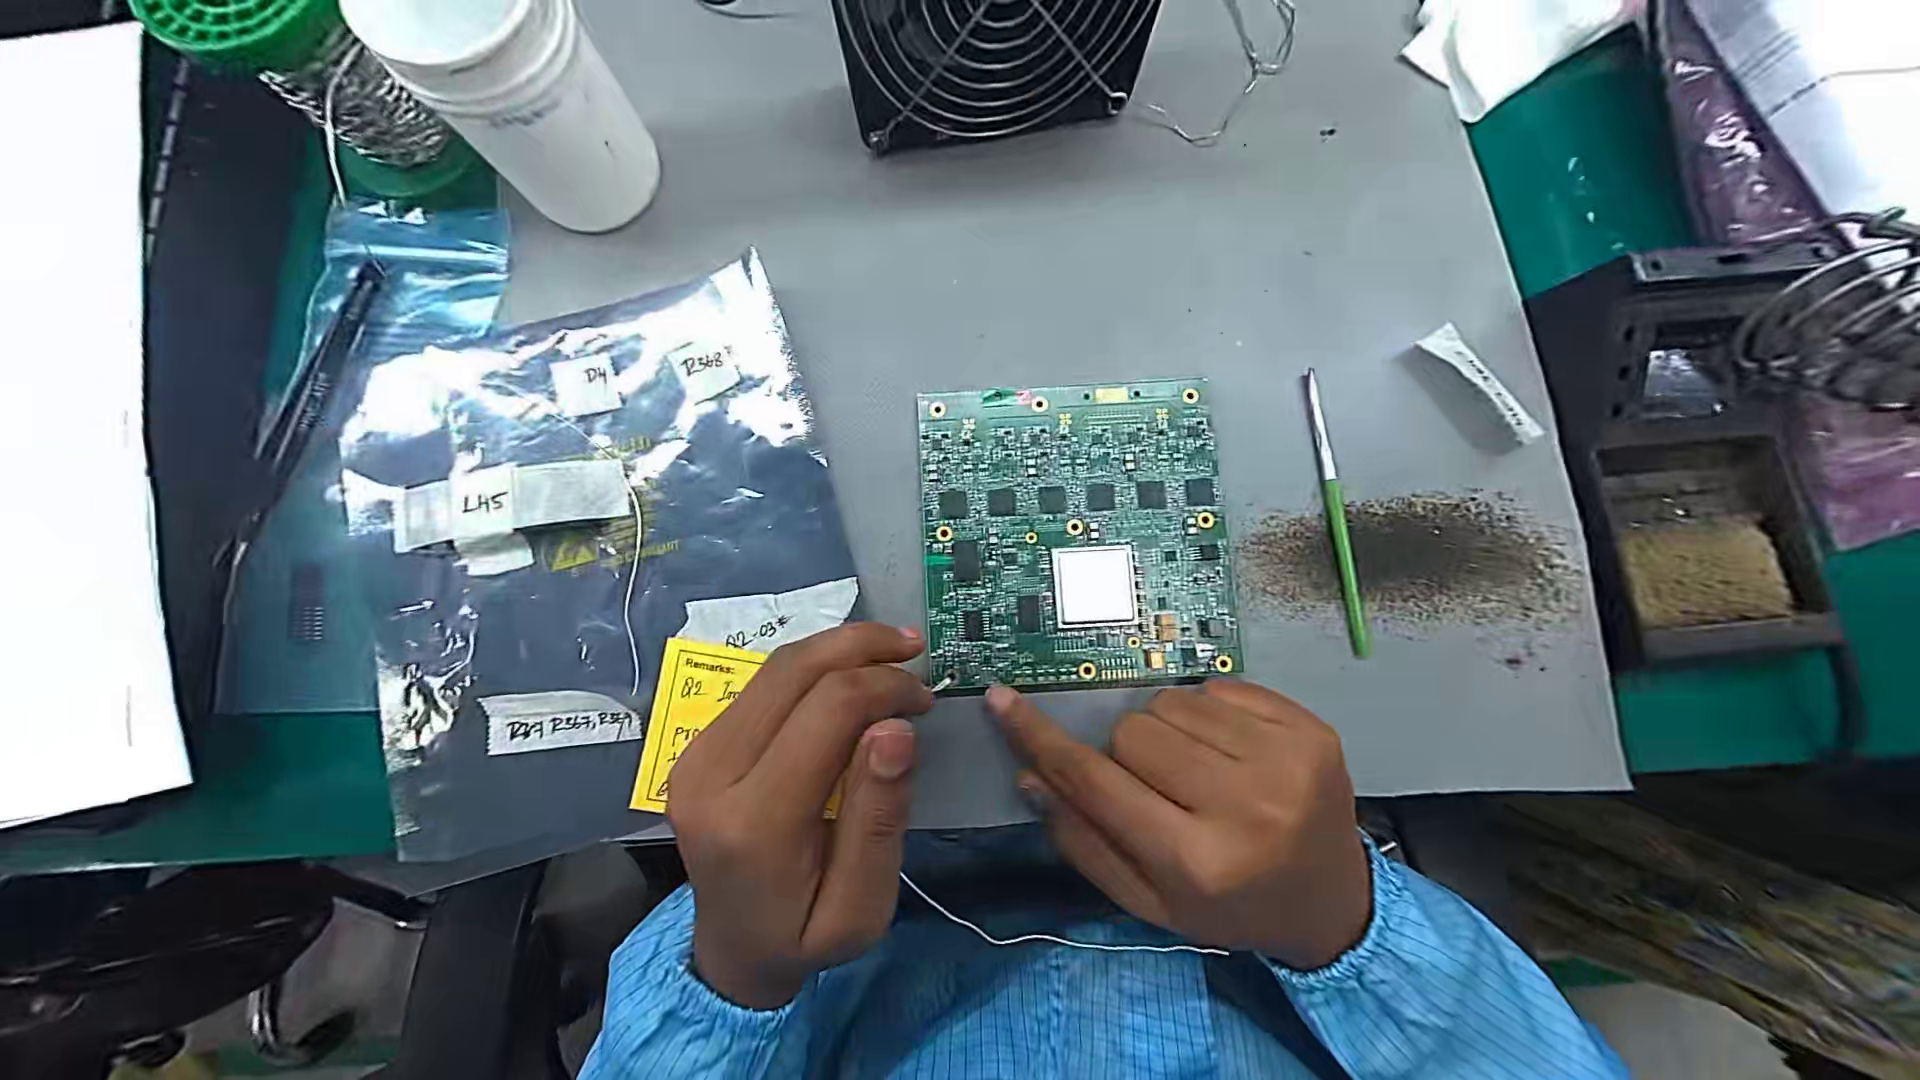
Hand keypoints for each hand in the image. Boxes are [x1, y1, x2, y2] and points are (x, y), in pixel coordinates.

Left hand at [667, 623, 933, 1007]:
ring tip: (890, 647)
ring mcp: (697, 751)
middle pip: (795, 671)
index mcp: (752, 821)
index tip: (924, 700)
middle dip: (863, 646)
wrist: (731, 947)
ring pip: (778, 666)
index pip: (827, 712)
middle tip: (913, 649)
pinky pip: (766, 681)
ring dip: (840, 645)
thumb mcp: (861, 907)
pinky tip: (851, 669)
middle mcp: (711, 772)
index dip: (884, 687)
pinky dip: (817, 663)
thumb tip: (895, 727)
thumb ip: (878, 818)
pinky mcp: (701, 740)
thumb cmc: (803, 936)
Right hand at [988, 679, 1371, 969]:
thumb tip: (1031, 776)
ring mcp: (1285, 760)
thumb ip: (1083, 839)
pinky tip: (1229, 750)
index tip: (1002, 700)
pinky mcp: (1309, 728)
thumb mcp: (1147, 899)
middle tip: (1157, 784)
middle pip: (1131, 731)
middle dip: (1126, 751)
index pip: (1094, 780)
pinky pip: (1214, 687)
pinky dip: (1205, 712)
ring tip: (1198, 769)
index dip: (1040, 738)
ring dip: (1166, 730)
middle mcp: (1246, 806)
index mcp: (1197, 861)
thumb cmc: (1228, 905)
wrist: (1330, 901)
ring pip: (1169, 702)